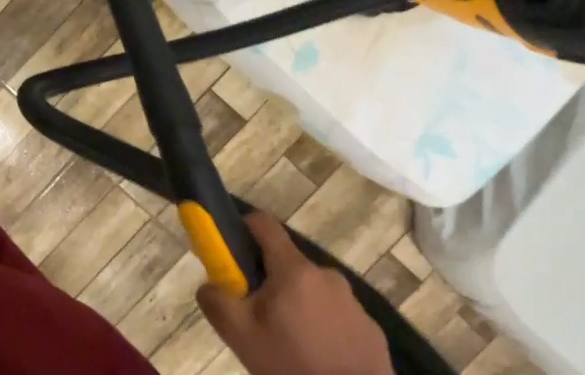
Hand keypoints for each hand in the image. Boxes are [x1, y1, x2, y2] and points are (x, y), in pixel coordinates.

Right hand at [197, 213, 392, 374]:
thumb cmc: (293, 366)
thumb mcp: (238, 334)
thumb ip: (214, 297)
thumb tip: (210, 283)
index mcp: (295, 270)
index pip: (264, 224)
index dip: (242, 229)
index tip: (231, 254)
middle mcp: (328, 277)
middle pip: (286, 263)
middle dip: (268, 281)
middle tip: (257, 316)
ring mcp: (356, 306)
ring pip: (312, 291)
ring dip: (297, 305)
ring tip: (289, 343)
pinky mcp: (373, 332)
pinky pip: (336, 316)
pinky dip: (323, 327)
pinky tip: (317, 357)